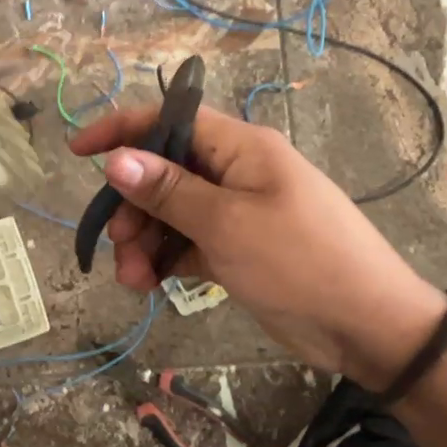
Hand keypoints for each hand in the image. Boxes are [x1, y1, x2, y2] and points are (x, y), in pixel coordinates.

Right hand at [69, 106, 446, 384]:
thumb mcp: (226, 224)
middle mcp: (235, 172)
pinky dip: (165, 259)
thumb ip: (168, 191)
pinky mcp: (237, 248)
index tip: (77, 153)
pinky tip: (150, 283)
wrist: (368, 327)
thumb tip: (115, 159)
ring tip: (133, 280)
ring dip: (144, 241)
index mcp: (240, 148)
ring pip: (170, 213)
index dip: (120, 130)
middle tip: (118, 248)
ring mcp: (236, 212)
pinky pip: (187, 242)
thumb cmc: (300, 262)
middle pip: (163, 172)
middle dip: (132, 207)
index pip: (169, 119)